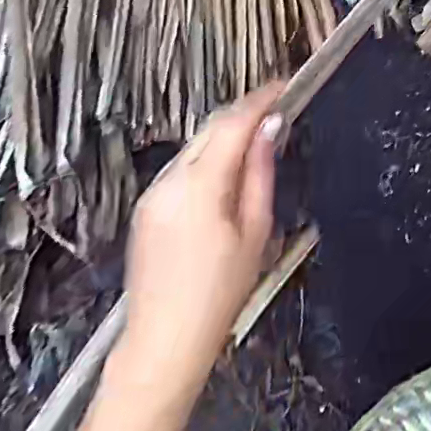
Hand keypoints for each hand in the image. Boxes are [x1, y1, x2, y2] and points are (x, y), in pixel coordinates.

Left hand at [114, 83, 280, 382]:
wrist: (162, 344)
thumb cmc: (220, 293)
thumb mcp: (255, 231)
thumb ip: (260, 173)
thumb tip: (270, 128)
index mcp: (199, 185)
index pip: (232, 123)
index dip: (260, 100)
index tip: (284, 86)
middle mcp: (169, 179)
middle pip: (210, 127)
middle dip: (244, 112)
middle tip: (277, 108)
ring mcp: (153, 192)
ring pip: (195, 145)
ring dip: (226, 133)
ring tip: (259, 138)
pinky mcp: (146, 206)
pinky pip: (182, 167)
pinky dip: (208, 156)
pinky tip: (228, 170)